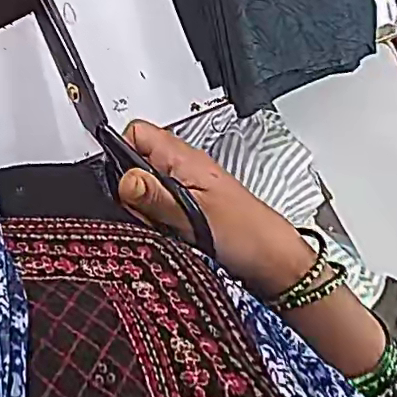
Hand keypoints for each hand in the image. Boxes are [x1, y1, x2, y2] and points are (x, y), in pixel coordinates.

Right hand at [114, 119, 317, 294]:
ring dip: (145, 211)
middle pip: (134, 163)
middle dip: (131, 192)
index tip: (124, 186)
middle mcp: (181, 167)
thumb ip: (155, 196)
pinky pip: (156, 208)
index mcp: (182, 157)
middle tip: (147, 214)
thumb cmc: (248, 234)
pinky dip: (157, 223)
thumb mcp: (193, 216)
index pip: (135, 133)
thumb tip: (124, 179)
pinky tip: (170, 236)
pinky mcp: (186, 208)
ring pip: (143, 189)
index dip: (121, 155)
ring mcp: (184, 187)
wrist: (276, 263)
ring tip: (164, 228)